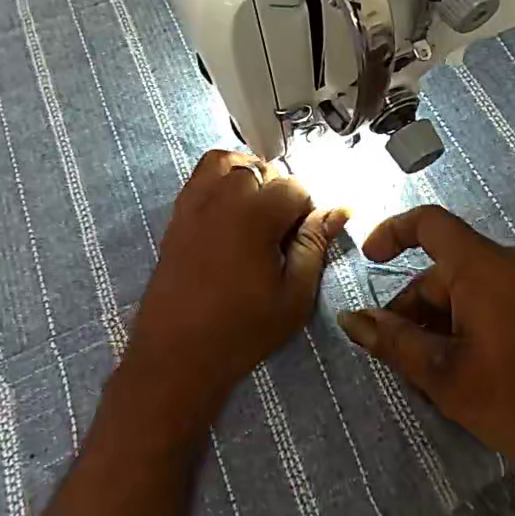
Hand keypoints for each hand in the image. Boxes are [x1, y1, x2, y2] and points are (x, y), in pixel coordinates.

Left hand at [125, 150, 347, 419]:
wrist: (176, 353)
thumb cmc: (241, 330)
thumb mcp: (293, 297)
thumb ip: (314, 247)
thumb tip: (338, 211)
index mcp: (255, 214)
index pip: (295, 188)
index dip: (307, 212)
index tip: (302, 241)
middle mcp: (223, 196)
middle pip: (263, 171)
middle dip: (279, 194)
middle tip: (280, 234)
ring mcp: (195, 201)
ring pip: (229, 162)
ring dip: (248, 177)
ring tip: (255, 211)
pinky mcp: (177, 212)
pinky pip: (200, 175)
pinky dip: (219, 179)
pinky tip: (227, 212)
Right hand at [336, 206, 514, 485]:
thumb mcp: (449, 377)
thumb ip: (396, 342)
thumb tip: (352, 319)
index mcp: (482, 267)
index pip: (428, 222)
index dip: (391, 231)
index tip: (369, 260)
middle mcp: (507, 264)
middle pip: (441, 271)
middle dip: (412, 310)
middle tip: (401, 362)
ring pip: (463, 292)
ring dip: (438, 326)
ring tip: (432, 380)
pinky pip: (489, 303)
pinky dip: (465, 328)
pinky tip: (464, 373)